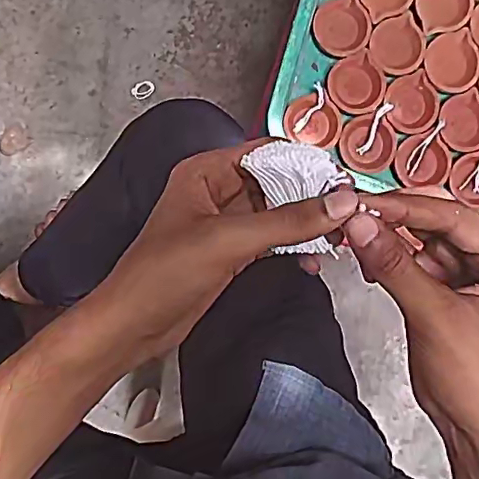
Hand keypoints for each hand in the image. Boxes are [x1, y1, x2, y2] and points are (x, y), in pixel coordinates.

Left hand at [86, 138, 357, 360]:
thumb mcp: (228, 241)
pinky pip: (272, 240)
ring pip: (277, 213)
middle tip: (346, 208)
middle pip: (276, 182)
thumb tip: (334, 202)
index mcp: (204, 173)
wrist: (133, 325)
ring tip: (338, 234)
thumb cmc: (157, 276)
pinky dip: (293, 246)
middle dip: (311, 196)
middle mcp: (215, 192)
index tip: (340, 178)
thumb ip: (286, 221)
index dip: (304, 163)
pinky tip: (312, 257)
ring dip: (306, 223)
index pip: (266, 153)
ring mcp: (224, 224)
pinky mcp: (231, 253)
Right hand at [341, 192, 478, 437]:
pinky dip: (388, 257)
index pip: (456, 217)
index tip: (367, 202)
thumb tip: (362, 224)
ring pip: (420, 238)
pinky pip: (412, 259)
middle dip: (396, 219)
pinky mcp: (444, 287)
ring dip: (387, 237)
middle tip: (356, 213)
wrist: (476, 430)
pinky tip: (369, 258)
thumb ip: (395, 265)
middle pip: (438, 222)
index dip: (408, 207)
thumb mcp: (435, 316)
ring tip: (355, 235)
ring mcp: (468, 273)